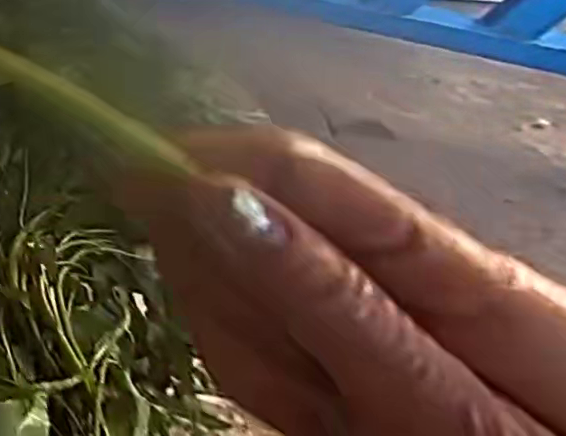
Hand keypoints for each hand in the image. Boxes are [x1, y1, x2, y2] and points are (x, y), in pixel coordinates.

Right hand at [125, 126, 565, 435]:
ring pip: (216, 270)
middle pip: (234, 215)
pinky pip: (227, 321)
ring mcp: (336, 294)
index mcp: (439, 257)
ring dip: (238, 338)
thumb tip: (205, 186)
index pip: (288, 164)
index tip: (119, 178)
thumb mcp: (446, 415)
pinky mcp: (308, 328)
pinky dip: (247, 367)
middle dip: (224, 285)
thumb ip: (328, 299)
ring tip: (316, 410)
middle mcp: (376, 258)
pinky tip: (305, 407)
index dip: (195, 157)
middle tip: (287, 375)